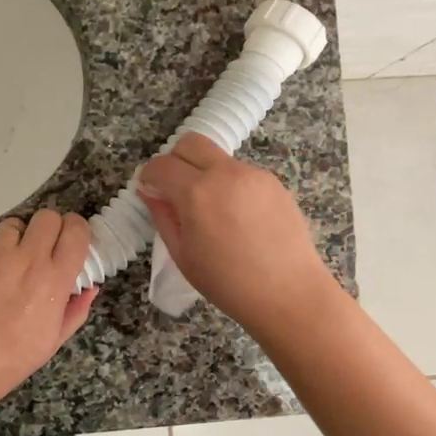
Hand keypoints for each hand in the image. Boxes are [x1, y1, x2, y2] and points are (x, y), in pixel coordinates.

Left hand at [0, 210, 98, 407]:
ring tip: (5, 264)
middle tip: (39, 249)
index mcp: (54, 278)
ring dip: (14, 240)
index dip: (76, 230)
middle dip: (47, 229)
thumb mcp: (53, 341)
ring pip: (13, 225)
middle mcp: (27, 258)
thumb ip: (75, 310)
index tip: (70, 240)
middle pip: (47, 217)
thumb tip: (90, 288)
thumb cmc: (11, 358)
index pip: (76, 230)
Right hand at [137, 133, 337, 333]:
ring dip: (203, 173)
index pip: (161, 165)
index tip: (148, 190)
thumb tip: (149, 191)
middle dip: (174, 160)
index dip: (148, 176)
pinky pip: (239, 172)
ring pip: (217, 157)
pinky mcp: (273, 182)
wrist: (287, 292)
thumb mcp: (182, 254)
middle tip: (174, 190)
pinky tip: (235, 217)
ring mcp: (253, 174)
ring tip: (209, 211)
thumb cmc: (227, 282)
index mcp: (196, 193)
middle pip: (190, 143)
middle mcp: (225, 173)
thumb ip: (163, 216)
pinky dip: (227, 184)